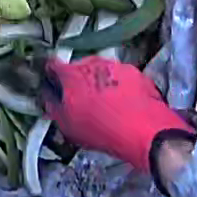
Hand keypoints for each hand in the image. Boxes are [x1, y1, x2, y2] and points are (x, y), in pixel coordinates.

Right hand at [42, 57, 196, 178]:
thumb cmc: (103, 130)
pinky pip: (122, 78)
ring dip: (100, 83)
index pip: (52, 64)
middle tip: (83, 102)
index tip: (53, 84)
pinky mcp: (137, 73)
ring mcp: (116, 65)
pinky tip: (126, 106)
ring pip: (101, 71)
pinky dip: (121, 87)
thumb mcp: (68, 126)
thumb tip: (47, 97)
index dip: (51, 74)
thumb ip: (53, 107)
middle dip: (79, 81)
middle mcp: (92, 62)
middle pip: (78, 68)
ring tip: (107, 106)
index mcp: (71, 73)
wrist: (149, 134)